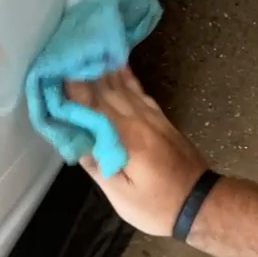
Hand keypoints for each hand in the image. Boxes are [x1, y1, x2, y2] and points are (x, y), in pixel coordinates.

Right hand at [65, 68, 210, 235]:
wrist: (201, 203)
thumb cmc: (158, 206)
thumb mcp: (122, 195)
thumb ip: (99, 165)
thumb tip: (76, 139)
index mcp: (128, 139)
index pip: (94, 108)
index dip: (75, 90)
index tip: (56, 71)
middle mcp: (140, 121)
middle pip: (107, 92)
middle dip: (85, 73)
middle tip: (65, 53)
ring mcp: (153, 118)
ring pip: (124, 88)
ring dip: (104, 70)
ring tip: (86, 51)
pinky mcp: (162, 121)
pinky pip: (141, 93)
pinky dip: (128, 78)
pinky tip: (119, 66)